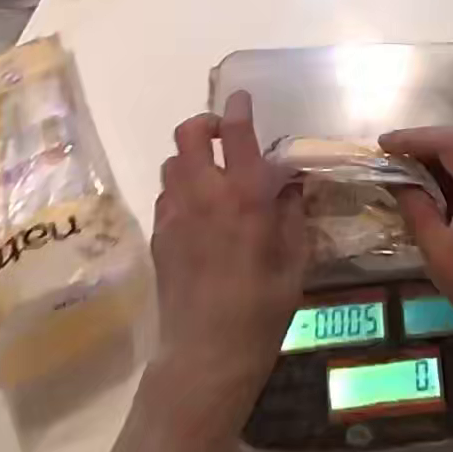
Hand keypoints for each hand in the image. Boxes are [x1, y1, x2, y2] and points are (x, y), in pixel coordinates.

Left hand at [149, 90, 307, 406]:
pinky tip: (197, 212)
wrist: (207, 353)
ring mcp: (175, 210)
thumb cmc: (262, 309)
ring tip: (211, 176)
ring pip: (173, 160)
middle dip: (206, 123)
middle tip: (223, 137)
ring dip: (192, 157)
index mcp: (244, 196)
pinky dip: (181, 188)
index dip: (238, 107)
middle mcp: (204, 193)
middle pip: (189, 132)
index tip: (241, 98)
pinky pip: (166, 192)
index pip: (236, 133)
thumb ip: (292, 212)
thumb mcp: (293, 260)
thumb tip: (290, 180)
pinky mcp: (159, 230)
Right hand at [379, 126, 452, 362]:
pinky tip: (437, 181)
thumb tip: (396, 180)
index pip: (450, 143)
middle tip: (394, 151)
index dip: (413, 138)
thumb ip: (416, 209)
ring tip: (409, 164)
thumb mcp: (440, 254)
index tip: (383, 145)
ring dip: (441, 150)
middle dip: (426, 139)